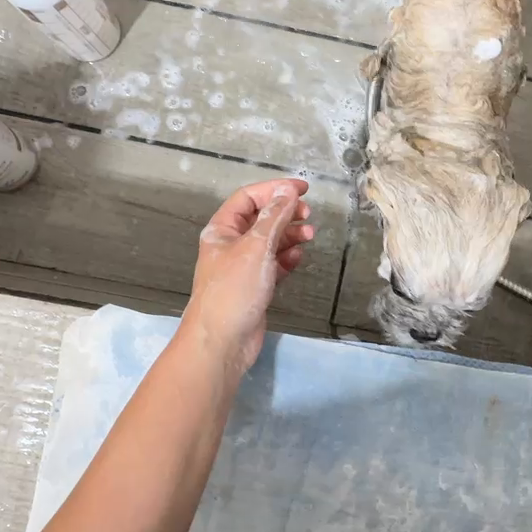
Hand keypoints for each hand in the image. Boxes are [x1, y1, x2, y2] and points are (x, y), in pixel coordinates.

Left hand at [181, 178, 315, 370]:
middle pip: (261, 218)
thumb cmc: (234, 289)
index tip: (303, 189)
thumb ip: (274, 217)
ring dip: (289, 235)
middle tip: (308, 215)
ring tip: (309, 235)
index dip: (275, 189)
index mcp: (222, 229)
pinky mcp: (254, 287)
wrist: (222, 342)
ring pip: (269, 241)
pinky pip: (273, 264)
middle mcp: (230, 244)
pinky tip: (298, 257)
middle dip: (285, 213)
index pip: (249, 198)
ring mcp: (242, 267)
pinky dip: (286, 258)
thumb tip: (287, 191)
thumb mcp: (256, 247)